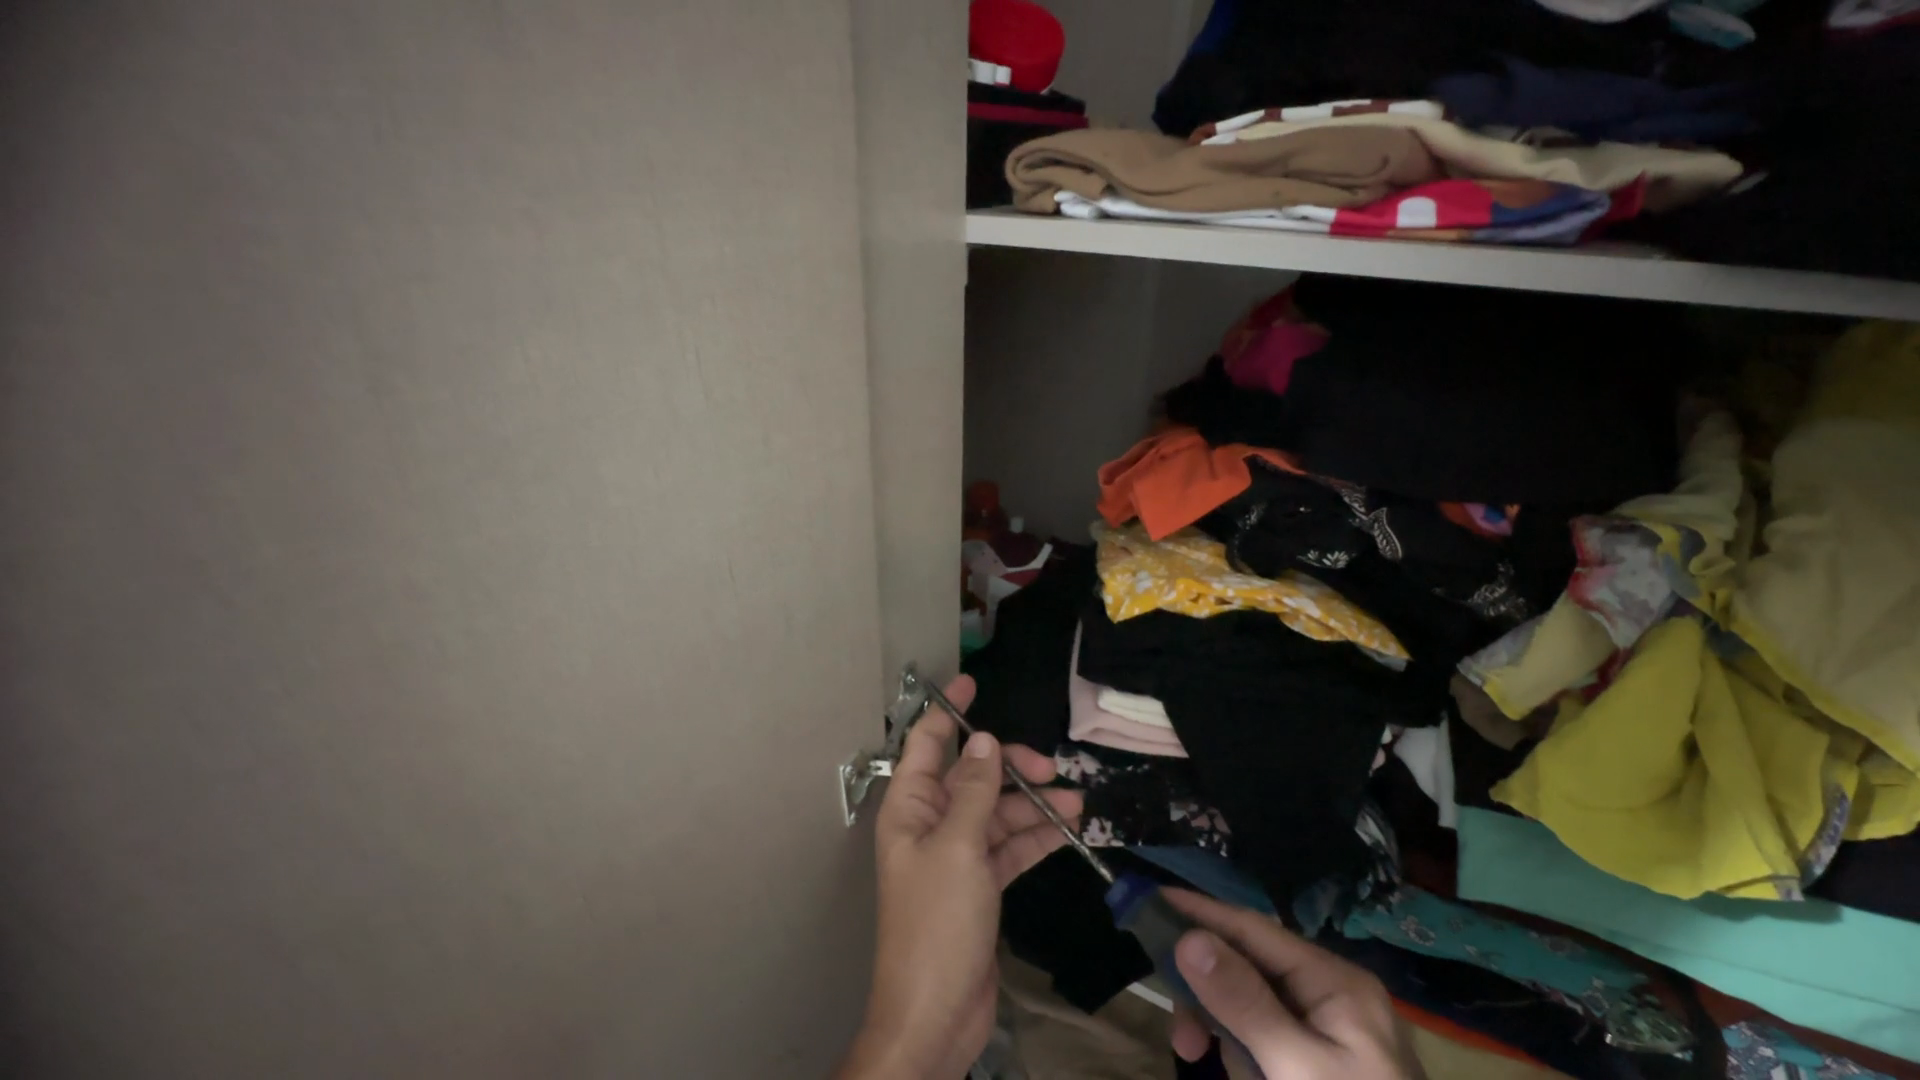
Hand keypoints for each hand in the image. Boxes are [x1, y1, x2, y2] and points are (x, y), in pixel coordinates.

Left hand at [836, 675, 1083, 1079]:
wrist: (935, 1014)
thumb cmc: (936, 924)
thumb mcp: (958, 848)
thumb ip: (974, 791)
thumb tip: (985, 740)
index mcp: (910, 808)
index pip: (926, 744)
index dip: (948, 712)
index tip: (973, 682)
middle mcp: (930, 824)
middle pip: (972, 777)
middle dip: (1009, 766)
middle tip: (1050, 767)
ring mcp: (957, 855)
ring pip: (997, 812)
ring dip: (1033, 805)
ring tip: (1075, 800)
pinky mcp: (980, 885)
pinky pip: (1010, 847)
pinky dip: (1036, 837)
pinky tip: (1068, 829)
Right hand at [1166, 889, 1424, 1079]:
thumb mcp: (1296, 1068)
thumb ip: (1244, 1002)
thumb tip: (1189, 937)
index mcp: (1336, 982)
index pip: (1254, 928)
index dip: (1200, 912)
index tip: (1149, 900)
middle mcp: (1331, 992)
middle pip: (1248, 965)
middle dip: (1206, 991)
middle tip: (1180, 1038)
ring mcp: (1327, 1027)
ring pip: (1250, 1002)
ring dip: (1219, 1027)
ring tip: (1200, 1061)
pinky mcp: (1320, 1058)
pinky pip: (1264, 1034)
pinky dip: (1241, 1049)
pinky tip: (1239, 1073)